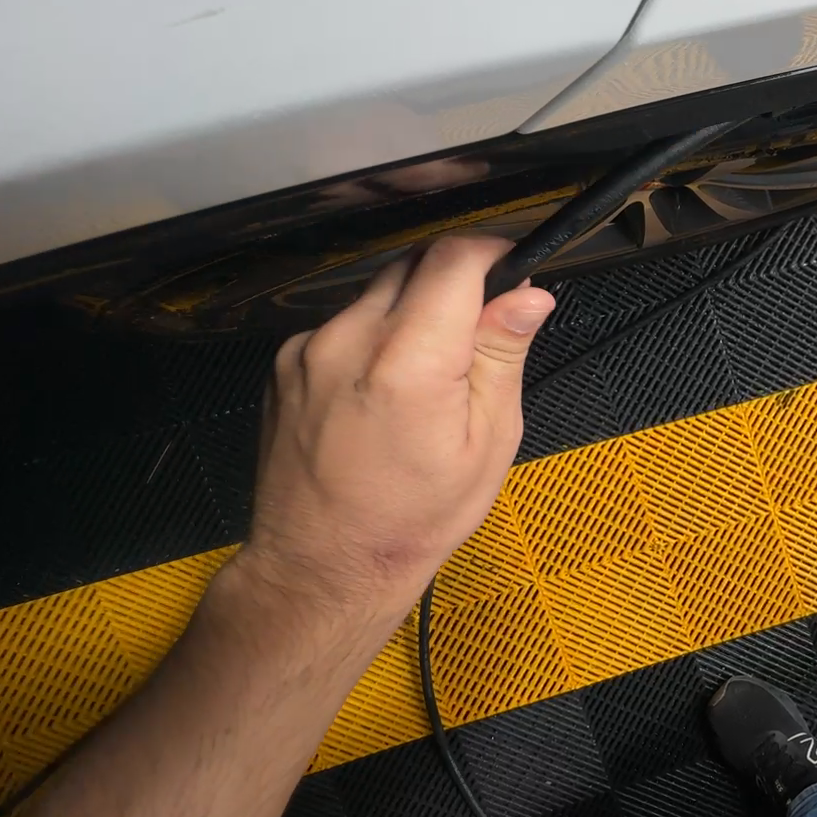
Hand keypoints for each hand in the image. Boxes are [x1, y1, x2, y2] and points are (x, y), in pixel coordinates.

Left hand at [235, 235, 555, 623]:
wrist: (324, 564)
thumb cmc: (418, 512)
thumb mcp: (491, 437)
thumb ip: (503, 354)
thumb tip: (530, 296)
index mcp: (409, 363)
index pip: (452, 262)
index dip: (493, 252)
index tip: (516, 268)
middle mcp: (347, 342)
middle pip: (416, 264)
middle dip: (461, 278)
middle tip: (490, 325)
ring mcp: (307, 349)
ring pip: (382, 288)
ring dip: (422, 304)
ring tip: (441, 362)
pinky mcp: (286, 361)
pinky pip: (349, 318)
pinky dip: (384, 328)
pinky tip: (396, 378)